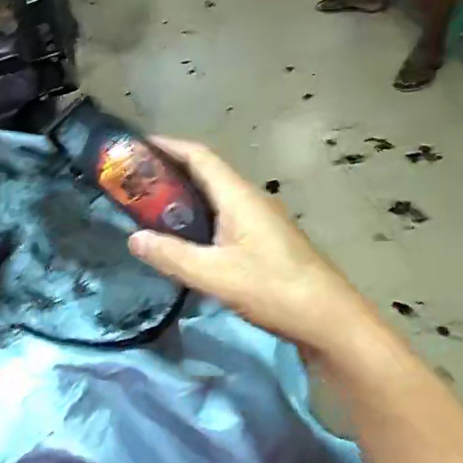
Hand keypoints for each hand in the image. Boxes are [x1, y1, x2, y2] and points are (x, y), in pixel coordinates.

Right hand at [127, 138, 379, 354]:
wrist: (328, 316)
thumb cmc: (272, 287)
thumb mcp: (214, 274)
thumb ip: (171, 255)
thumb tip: (134, 238)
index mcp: (239, 196)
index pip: (200, 156)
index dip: (168, 146)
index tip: (138, 146)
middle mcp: (251, 198)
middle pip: (208, 172)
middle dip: (172, 171)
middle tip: (137, 181)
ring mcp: (263, 218)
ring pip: (218, 195)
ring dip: (187, 195)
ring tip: (154, 208)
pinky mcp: (267, 238)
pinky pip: (228, 214)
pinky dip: (202, 216)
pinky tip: (189, 237)